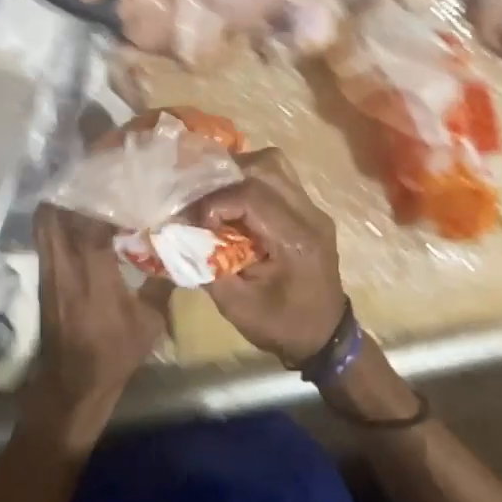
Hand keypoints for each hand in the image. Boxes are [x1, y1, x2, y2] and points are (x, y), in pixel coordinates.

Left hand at [22, 203, 170, 448]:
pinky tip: (77, 219)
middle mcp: (64, 263)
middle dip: (75, 190)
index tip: (124, 180)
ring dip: (62, 203)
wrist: (72, 382)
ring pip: (45, 221)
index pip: (92, 221)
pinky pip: (45, 236)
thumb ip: (162, 284)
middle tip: (100, 176)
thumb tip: (180, 253)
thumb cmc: (113, 353)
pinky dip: (57, 221)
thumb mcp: (149, 321)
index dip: (105, 197)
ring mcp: (49, 268)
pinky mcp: (43, 275)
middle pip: (57, 211)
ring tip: (87, 190)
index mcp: (93, 272)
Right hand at [192, 148, 346, 365]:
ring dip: (239, 173)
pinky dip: (250, 180)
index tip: (195, 222)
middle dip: (225, 179)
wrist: (324, 337)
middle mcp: (310, 216)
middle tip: (202, 201)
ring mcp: (314, 209)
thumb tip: (177, 234)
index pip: (251, 195)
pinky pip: (278, 177)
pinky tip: (234, 202)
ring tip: (217, 195)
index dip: (214, 202)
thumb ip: (207, 265)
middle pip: (265, 167)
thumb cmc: (281, 325)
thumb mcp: (237, 306)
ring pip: (273, 164)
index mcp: (296, 240)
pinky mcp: (309, 210)